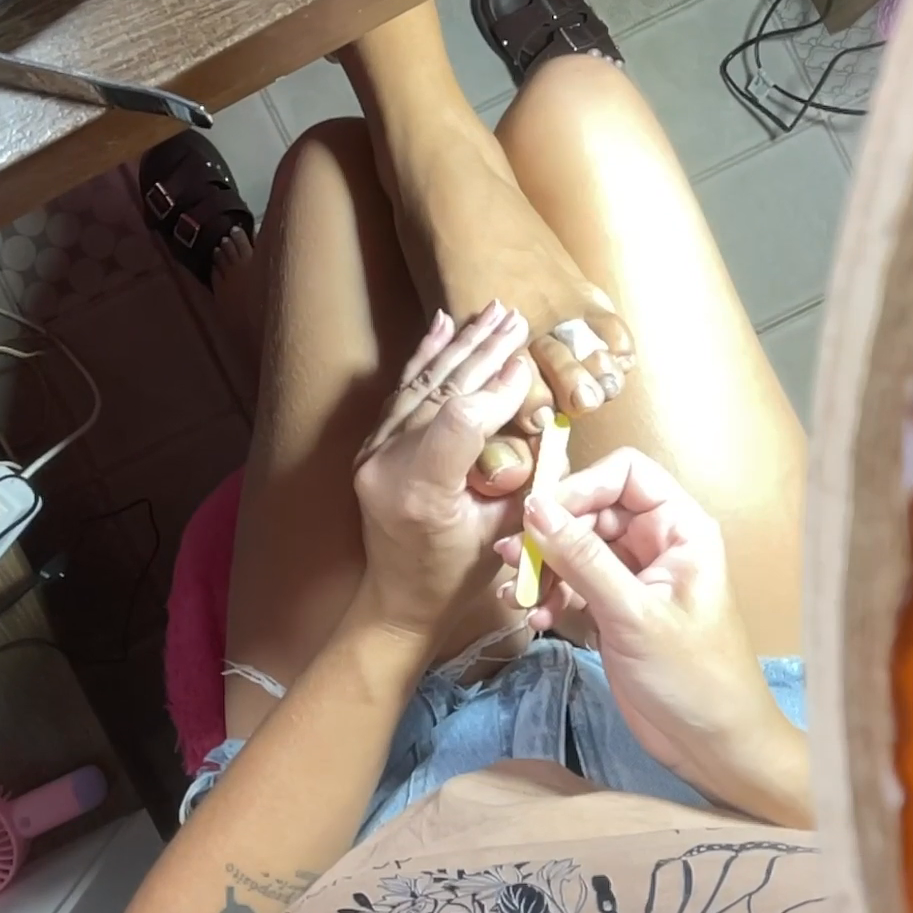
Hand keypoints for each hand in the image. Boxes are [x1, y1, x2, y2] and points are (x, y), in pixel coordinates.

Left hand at [352, 301, 534, 640]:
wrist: (396, 599)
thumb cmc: (456, 577)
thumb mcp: (502, 533)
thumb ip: (523, 475)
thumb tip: (541, 418)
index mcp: (421, 493)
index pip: (461, 418)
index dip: (499, 387)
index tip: (528, 361)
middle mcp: (385, 466)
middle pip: (441, 392)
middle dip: (483, 352)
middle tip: (514, 318)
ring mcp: (372, 454)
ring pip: (421, 385)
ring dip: (459, 346)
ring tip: (489, 312)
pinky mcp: (371, 448)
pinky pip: (401, 394)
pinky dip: (425, 358)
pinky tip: (441, 326)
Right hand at [495, 448, 807, 821]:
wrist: (711, 747)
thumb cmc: (691, 676)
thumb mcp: (633, 613)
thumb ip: (582, 558)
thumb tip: (533, 507)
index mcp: (678, 526)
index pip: (625, 473)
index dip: (582, 485)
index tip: (541, 514)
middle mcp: (653, 540)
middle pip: (591, 508)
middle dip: (551, 533)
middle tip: (515, 561)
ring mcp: (630, 572)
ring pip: (574, 545)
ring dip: (543, 567)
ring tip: (518, 595)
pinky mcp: (611, 603)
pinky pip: (570, 581)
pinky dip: (550, 594)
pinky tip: (536, 618)